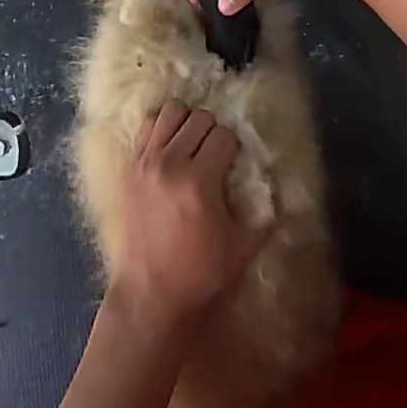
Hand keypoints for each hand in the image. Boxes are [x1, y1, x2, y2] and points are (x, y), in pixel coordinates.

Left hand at [110, 103, 263, 329]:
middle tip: (214, 155)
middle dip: (213, 132)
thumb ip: (265, 214)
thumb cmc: (201, 273)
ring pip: (172, 112)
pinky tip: (171, 145)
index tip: (231, 164)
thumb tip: (276, 189)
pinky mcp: (130, 167)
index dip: (232, 147)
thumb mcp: (244, 246)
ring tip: (192, 144)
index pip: (224, 135)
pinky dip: (163, 127)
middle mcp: (171, 164)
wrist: (150, 295)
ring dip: (187, 122)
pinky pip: (147, 125)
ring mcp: (146, 163)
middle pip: (200, 118)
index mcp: (200, 182)